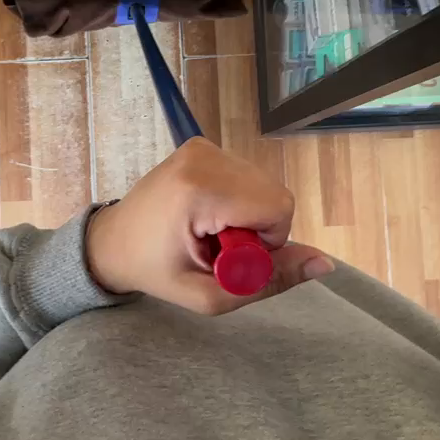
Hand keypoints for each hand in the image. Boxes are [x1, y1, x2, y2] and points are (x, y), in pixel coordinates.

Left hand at [84, 137, 333, 314]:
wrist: (112, 241)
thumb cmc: (155, 271)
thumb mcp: (210, 294)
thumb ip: (270, 279)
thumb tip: (327, 264)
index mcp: (200, 190)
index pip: (278, 207)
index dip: (267, 242)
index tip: (231, 256)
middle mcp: (204, 157)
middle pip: (275, 195)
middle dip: (259, 229)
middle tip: (217, 247)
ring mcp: (202, 146)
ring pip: (264, 185)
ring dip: (248, 215)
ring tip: (208, 232)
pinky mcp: (201, 145)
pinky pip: (247, 176)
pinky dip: (238, 200)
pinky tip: (206, 215)